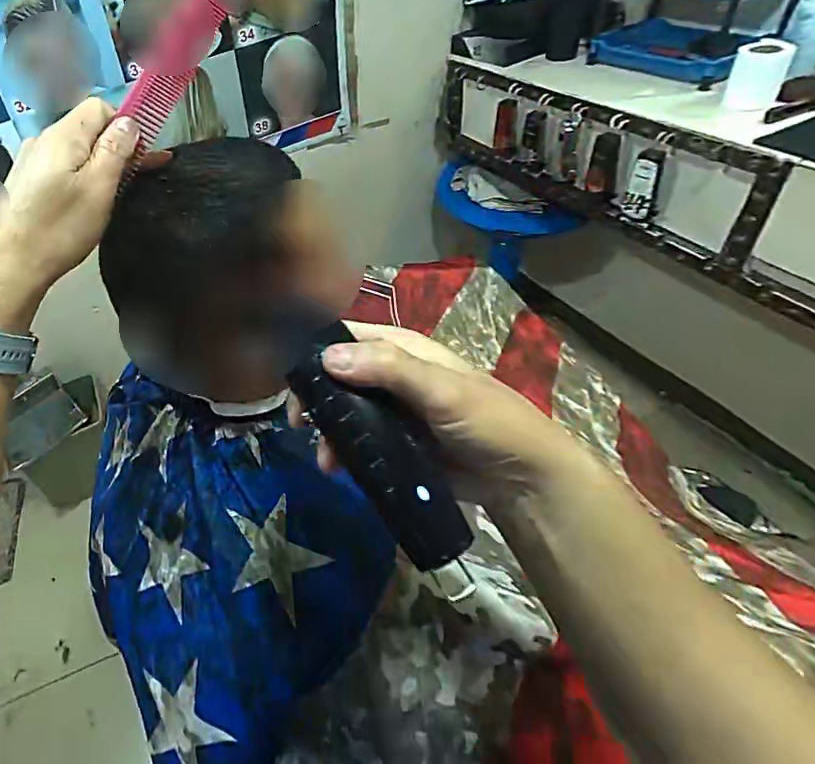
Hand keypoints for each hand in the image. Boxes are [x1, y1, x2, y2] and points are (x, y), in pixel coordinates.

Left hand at [0, 99, 164, 326]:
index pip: (101, 107)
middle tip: (137, 176)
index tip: (140, 155)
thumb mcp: (100, 187)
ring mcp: (30, 160)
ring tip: (114, 191)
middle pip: (88, 127)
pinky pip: (60, 166)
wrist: (10, 266)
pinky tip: (84, 200)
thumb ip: (116, 149)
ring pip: (75, 149)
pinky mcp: (24, 181)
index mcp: (63, 135)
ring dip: (98, 162)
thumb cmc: (61, 227)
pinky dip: (79, 175)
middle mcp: (43, 139)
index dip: (125, 126)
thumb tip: (129, 122)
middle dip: (115, 146)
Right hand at [300, 324, 586, 507]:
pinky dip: (344, 452)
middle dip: (318, 398)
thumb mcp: (440, 390)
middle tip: (300, 424)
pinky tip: (339, 469)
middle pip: (340, 376)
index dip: (318, 350)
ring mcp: (394, 412)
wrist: (522, 479)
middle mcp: (392, 375)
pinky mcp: (396, 444)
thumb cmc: (487, 420)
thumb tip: (328, 357)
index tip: (292, 379)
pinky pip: (360, 442)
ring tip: (326, 460)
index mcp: (403, 349)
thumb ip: (389, 369)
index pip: (349, 336)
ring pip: (346, 412)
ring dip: (329, 431)